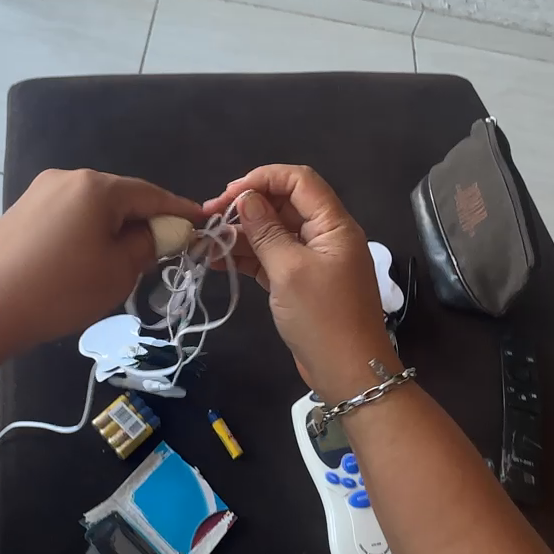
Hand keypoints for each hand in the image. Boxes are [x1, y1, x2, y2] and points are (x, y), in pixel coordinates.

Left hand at [0, 168, 202, 355]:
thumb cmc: (59, 289)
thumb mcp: (118, 271)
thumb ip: (148, 244)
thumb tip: (161, 231)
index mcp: (96, 187)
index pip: (151, 194)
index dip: (179, 211)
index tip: (200, 223)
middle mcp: (67, 179)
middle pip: (121, 197)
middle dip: (144, 221)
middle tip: (163, 251)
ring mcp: (38, 194)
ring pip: (92, 208)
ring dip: (114, 229)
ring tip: (123, 262)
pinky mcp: (19, 214)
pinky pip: (68, 218)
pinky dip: (86, 234)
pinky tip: (85, 262)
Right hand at [204, 165, 393, 399]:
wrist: (348, 375)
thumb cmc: (323, 319)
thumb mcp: (289, 271)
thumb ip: (266, 231)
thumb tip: (245, 198)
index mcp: (333, 224)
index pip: (299, 180)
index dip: (263, 179)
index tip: (228, 194)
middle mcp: (324, 235)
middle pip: (283, 204)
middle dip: (246, 206)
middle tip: (209, 218)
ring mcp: (312, 259)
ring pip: (273, 231)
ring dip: (241, 233)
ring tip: (204, 242)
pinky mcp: (299, 281)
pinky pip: (271, 257)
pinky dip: (246, 256)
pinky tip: (216, 260)